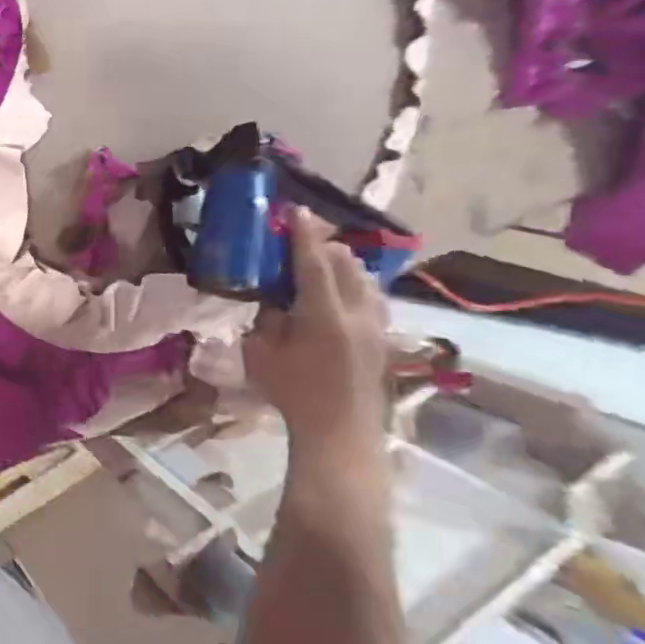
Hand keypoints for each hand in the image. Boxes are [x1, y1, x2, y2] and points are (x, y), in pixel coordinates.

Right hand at [246, 209, 390, 456]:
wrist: (339, 433)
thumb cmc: (290, 392)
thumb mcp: (261, 351)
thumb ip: (267, 317)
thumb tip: (269, 296)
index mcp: (322, 314)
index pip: (314, 262)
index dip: (303, 233)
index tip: (295, 210)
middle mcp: (356, 314)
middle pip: (345, 263)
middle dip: (322, 243)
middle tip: (297, 236)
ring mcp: (376, 326)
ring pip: (364, 278)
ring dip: (341, 262)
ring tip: (318, 259)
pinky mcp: (383, 339)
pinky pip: (372, 296)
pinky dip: (355, 282)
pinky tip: (340, 289)